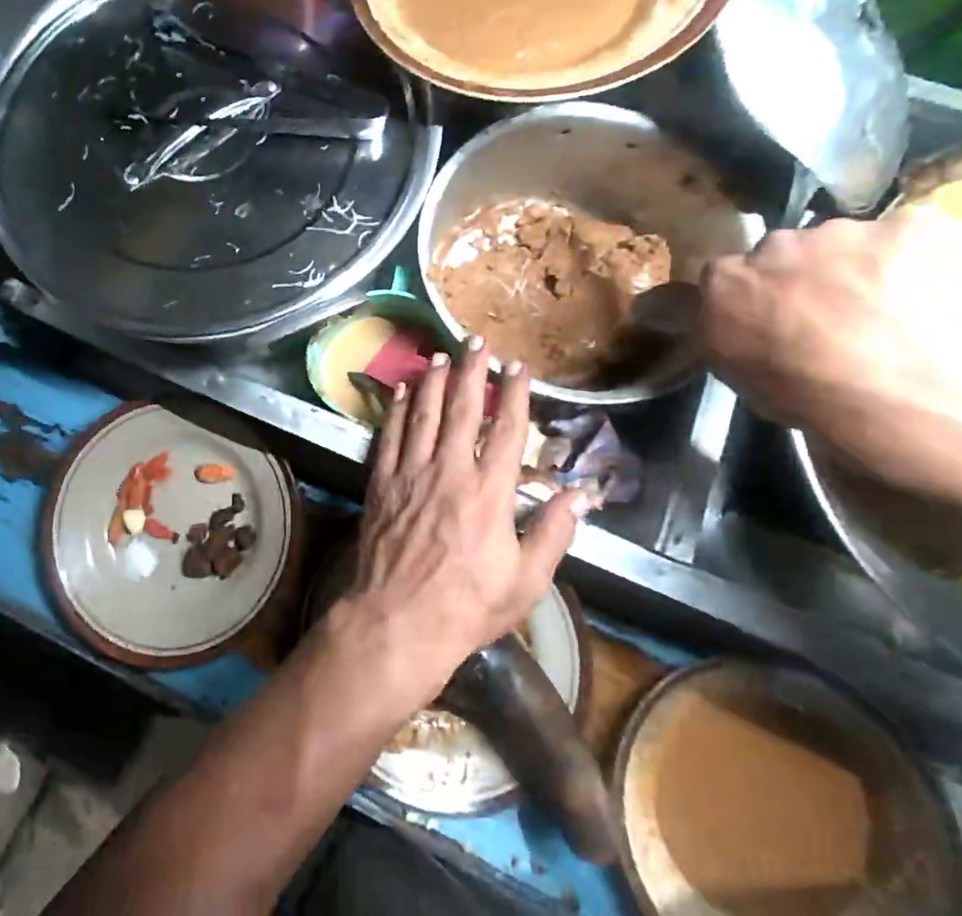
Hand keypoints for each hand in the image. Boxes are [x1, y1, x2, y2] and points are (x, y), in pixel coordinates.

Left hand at [328, 341, 587, 696]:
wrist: (398, 621)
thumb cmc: (467, 606)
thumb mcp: (526, 581)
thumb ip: (553, 533)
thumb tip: (580, 495)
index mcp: (490, 493)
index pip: (507, 430)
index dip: (514, 394)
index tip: (517, 367)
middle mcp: (449, 472)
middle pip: (463, 410)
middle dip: (471, 372)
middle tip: (475, 341)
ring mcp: (410, 475)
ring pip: (423, 415)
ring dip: (433, 382)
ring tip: (438, 355)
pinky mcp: (381, 484)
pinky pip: (389, 437)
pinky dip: (397, 410)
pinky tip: (402, 392)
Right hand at [701, 211, 961, 507]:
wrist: (921, 408)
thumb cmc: (819, 406)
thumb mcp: (743, 377)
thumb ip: (735, 332)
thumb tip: (749, 320)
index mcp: (723, 284)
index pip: (728, 276)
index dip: (755, 297)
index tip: (776, 319)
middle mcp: (774, 246)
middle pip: (788, 251)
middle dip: (807, 276)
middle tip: (837, 316)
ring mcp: (846, 231)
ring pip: (850, 241)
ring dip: (863, 267)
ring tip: (897, 312)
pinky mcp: (917, 226)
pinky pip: (913, 238)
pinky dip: (922, 261)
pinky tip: (936, 298)